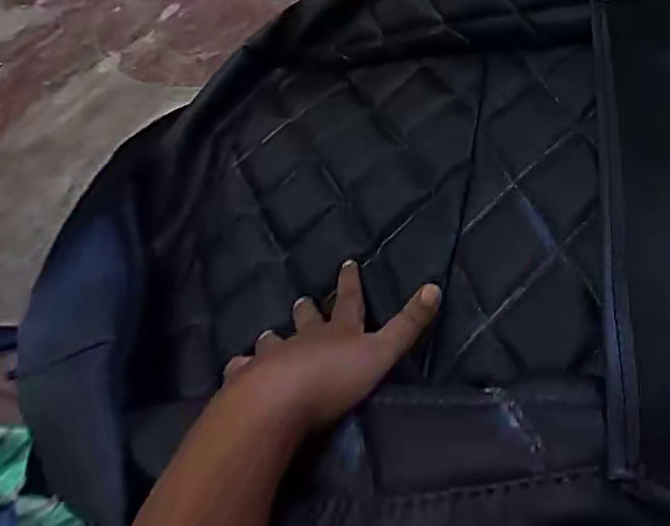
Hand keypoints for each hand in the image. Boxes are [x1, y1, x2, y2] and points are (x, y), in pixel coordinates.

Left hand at [219, 261, 439, 433]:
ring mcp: (272, 358)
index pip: (349, 301)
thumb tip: (435, 286)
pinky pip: (240, 371)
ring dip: (272, 339)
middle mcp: (304, 339)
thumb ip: (408, 324)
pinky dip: (239, 369)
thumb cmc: (333, 379)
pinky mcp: (245, 382)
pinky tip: (234, 368)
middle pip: (307, 320)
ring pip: (272, 343)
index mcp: (338, 331)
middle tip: (301, 300)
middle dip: (307, 310)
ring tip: (266, 336)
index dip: (350, 282)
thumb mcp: (381, 352)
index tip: (347, 262)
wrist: (274, 406)